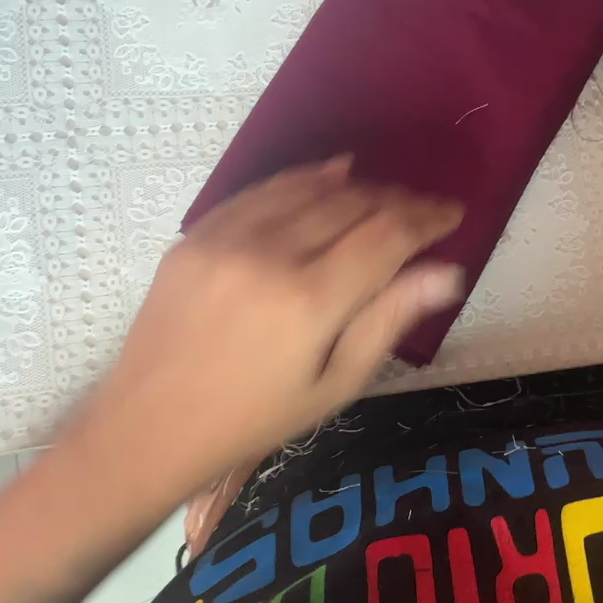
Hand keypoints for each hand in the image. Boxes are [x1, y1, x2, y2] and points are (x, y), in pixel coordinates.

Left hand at [72, 159, 464, 489]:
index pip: (387, 235)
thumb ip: (390, 319)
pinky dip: (305, 178)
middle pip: (353, 204)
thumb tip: (447, 273)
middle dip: (400, 201)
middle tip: (427, 209)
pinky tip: (333, 174)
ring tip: (389, 196)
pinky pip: (262, 190)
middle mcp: (270, 255)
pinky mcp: (197, 235)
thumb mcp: (338, 384)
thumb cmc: (257, 418)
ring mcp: (226, 239)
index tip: (453, 213)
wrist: (149, 428)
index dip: (427, 218)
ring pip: (310, 190)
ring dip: (359, 187)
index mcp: (311, 301)